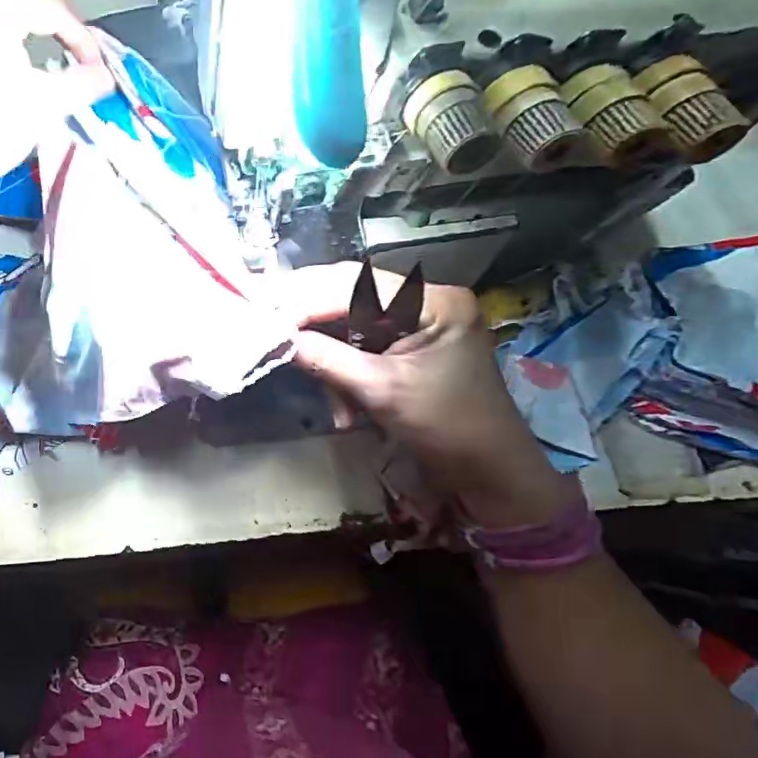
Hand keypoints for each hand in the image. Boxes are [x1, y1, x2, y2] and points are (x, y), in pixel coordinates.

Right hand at [274, 262, 572, 527]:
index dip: (307, 301)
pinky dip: (347, 378)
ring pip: (350, 329)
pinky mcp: (407, 348)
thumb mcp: (382, 392)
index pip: (356, 286)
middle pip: (350, 300)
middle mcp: (425, 301)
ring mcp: (416, 325)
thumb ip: (327, 360)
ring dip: (333, 366)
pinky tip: (349, 413)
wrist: (490, 472)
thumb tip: (278, 339)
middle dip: (314, 329)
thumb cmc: (447, 428)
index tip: (268, 318)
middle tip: (274, 338)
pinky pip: (361, 350)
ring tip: (340, 411)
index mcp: (433, 301)